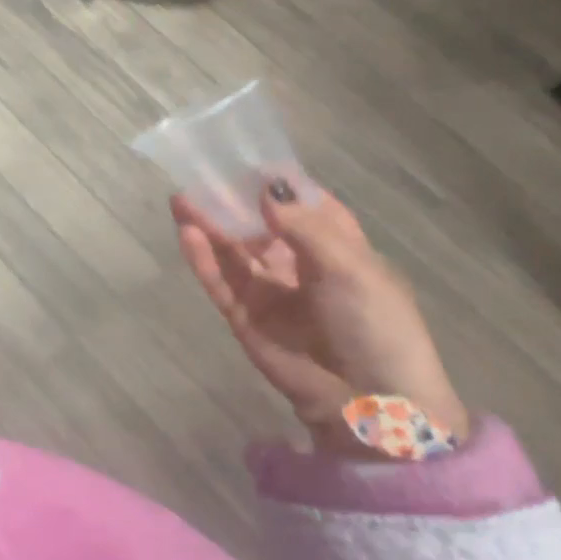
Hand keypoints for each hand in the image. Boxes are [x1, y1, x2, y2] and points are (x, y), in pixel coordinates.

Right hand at [173, 180, 465, 455]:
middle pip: (262, 228)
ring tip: (182, 198)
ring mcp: (270, 293)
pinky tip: (187, 233)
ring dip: (211, 226)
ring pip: (233, 251)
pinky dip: (202, 258)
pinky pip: (219, 281)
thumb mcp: (351, 270)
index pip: (309, 209)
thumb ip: (305, 229)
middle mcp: (303, 268)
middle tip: (202, 174)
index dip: (282, 186)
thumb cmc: (378, 328)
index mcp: (343, 253)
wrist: (369, 399)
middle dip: (235, 203)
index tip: (251, 160)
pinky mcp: (243, 316)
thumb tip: (267, 187)